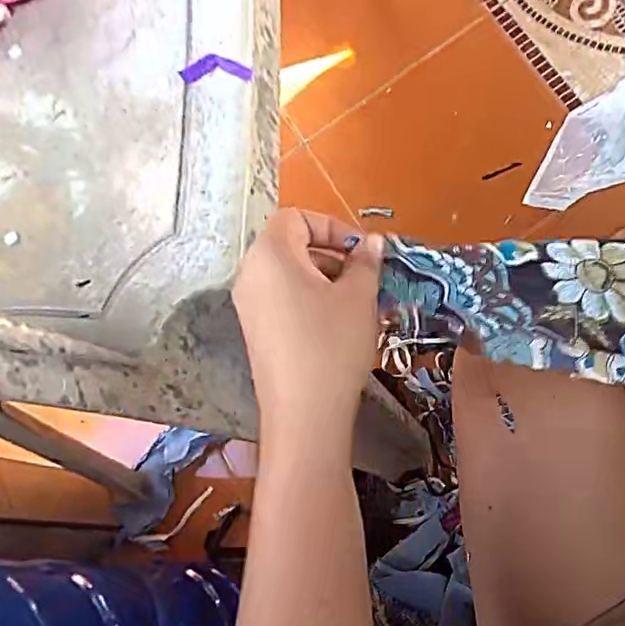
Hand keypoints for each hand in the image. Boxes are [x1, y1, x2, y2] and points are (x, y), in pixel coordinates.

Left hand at [232, 209, 384, 437]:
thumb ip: (366, 264)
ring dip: (328, 283)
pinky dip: (314, 303)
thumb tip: (373, 243)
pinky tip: (341, 329)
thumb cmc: (334, 345)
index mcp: (271, 254)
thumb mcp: (360, 300)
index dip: (334, 227)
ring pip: (292, 276)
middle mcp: (251, 272)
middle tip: (369, 282)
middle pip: (292, 246)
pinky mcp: (259, 330)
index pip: (296, 218)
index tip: (366, 252)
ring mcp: (251, 303)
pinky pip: (287, 301)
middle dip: (334, 257)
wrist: (306, 408)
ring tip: (360, 308)